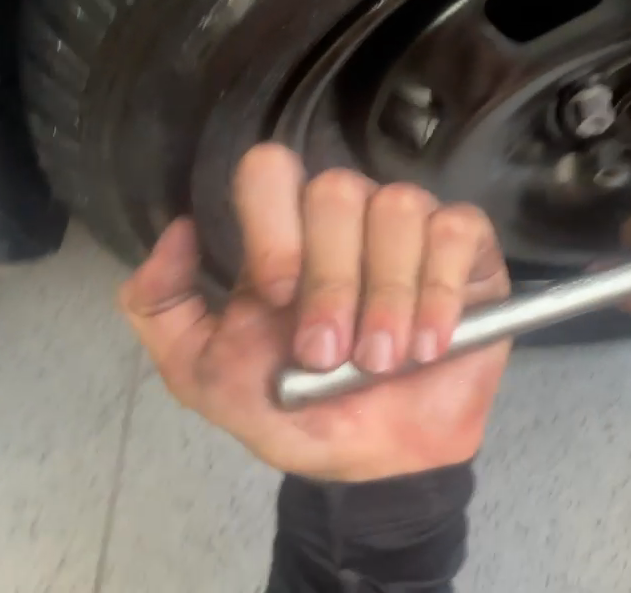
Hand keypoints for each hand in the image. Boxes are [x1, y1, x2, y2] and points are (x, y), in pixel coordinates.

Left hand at [118, 144, 512, 482]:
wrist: (377, 459)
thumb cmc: (296, 409)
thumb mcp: (205, 375)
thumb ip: (163, 307)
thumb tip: (179, 228)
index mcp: (289, 232)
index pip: (271, 171)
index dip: (273, 224)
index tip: (278, 295)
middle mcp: (350, 214)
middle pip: (337, 189)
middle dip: (333, 280)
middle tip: (330, 353)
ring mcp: (412, 223)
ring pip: (399, 206)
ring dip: (388, 294)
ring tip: (385, 359)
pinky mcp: (467, 245)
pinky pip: (457, 230)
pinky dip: (441, 290)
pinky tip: (433, 342)